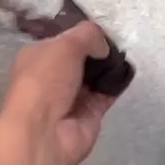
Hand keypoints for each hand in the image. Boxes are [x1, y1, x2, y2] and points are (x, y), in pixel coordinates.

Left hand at [0, 22, 121, 164]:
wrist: (44, 132)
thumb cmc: (45, 80)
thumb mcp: (65, 45)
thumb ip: (87, 36)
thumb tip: (103, 47)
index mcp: (37, 57)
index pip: (61, 41)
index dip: (80, 35)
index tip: (99, 31)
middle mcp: (52, 77)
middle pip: (79, 59)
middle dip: (96, 51)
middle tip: (116, 43)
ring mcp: (71, 97)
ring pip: (93, 77)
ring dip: (107, 68)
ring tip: (124, 56)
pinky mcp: (88, 115)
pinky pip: (105, 95)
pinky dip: (116, 85)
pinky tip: (127, 74)